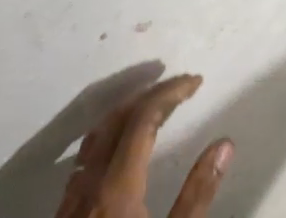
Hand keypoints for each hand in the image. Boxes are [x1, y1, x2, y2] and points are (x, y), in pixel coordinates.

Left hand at [54, 74, 232, 217]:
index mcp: (116, 189)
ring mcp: (69, 202)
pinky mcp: (61, 217)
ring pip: (93, 137)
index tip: (196, 82)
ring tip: (154, 103)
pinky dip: (108, 135)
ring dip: (125, 111)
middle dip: (148, 93)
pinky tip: (123, 146)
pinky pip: (84, 158)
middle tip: (180, 85)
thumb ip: (198, 195)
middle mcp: (87, 186)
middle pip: (114, 120)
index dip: (170, 93)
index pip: (142, 120)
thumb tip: (224, 145)